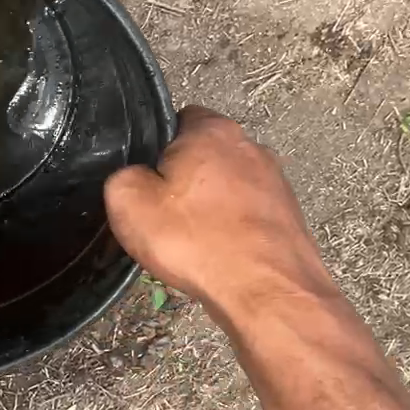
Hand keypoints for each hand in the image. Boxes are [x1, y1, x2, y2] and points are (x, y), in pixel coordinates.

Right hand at [104, 106, 339, 315]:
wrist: (267, 292)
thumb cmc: (194, 238)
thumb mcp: (126, 198)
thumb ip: (122, 173)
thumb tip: (136, 175)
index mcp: (212, 131)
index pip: (176, 117)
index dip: (152, 142)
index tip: (140, 172)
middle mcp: (251, 147)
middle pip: (201, 152)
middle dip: (179, 173)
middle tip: (156, 206)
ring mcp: (275, 182)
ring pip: (222, 183)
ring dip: (203, 201)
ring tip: (183, 233)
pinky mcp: (287, 216)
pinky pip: (241, 211)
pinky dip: (224, 224)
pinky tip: (209, 248)